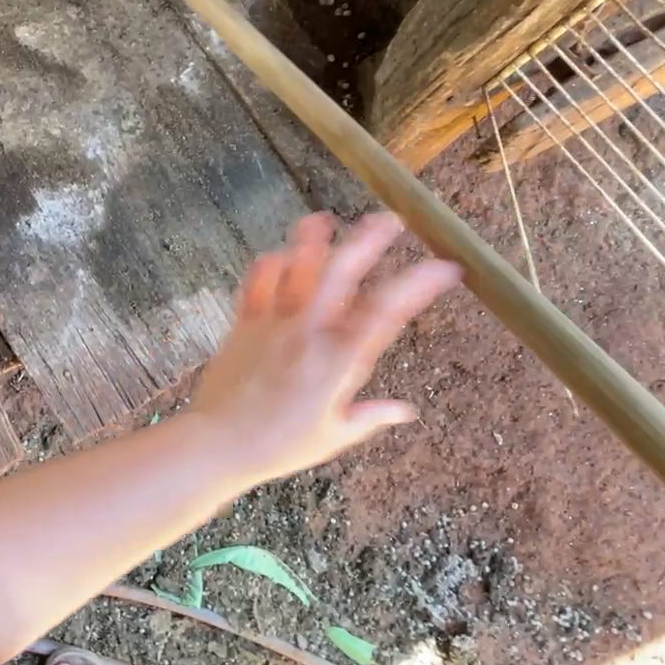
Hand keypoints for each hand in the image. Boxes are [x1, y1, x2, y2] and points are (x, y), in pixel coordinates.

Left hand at [184, 211, 460, 487]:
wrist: (220, 441)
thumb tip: (402, 411)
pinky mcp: (241, 327)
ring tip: (319, 219)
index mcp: (339, 362)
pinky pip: (253, 288)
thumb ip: (368, 417)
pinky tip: (274, 255)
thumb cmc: (279, 445)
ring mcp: (271, 326)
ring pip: (293, 273)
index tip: (444, 268)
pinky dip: (265, 269)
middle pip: (340, 277)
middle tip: (387, 220)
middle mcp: (307, 335)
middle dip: (365, 244)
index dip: (417, 286)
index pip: (386, 314)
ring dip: (308, 244)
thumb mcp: (334, 436)